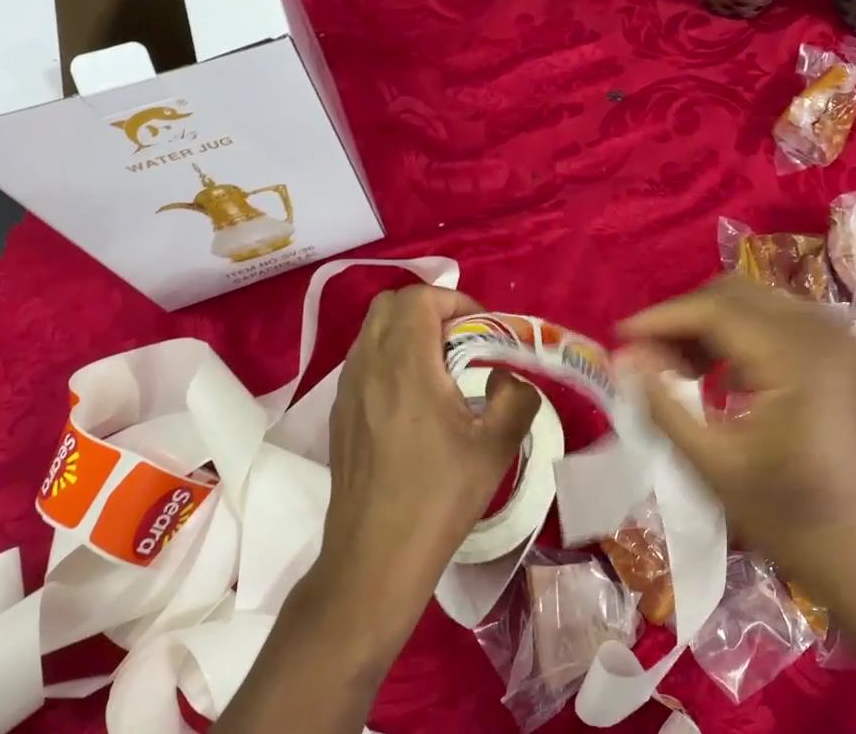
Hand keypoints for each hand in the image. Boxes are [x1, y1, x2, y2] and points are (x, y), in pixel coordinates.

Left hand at [222, 286, 540, 733]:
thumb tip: (506, 380)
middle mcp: (368, 367)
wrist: (375, 556)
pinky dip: (390, 358)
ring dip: (408, 333)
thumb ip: (516, 397)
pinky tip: (416, 401)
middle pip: (390, 305)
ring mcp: (346, 391)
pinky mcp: (339, 415)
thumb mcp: (497, 447)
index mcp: (405, 365)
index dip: (455, 301)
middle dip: (430, 309)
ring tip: (442, 369)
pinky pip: (363, 361)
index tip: (482, 330)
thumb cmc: (439, 497)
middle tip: (463, 341)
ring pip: (372, 332)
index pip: (420, 298)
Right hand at [616, 277, 855, 593]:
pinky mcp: (849, 360)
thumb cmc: (795, 524)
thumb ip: (664, 405)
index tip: (621, 338)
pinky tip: (724, 380)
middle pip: (740, 294)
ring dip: (716, 325)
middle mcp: (824, 333)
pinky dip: (748, 339)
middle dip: (688, 317)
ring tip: (679, 367)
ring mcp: (843, 344)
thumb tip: (625, 358)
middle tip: (648, 354)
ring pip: (762, 305)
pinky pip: (786, 326)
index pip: (716, 309)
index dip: (663, 318)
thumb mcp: (716, 467)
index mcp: (797, 356)